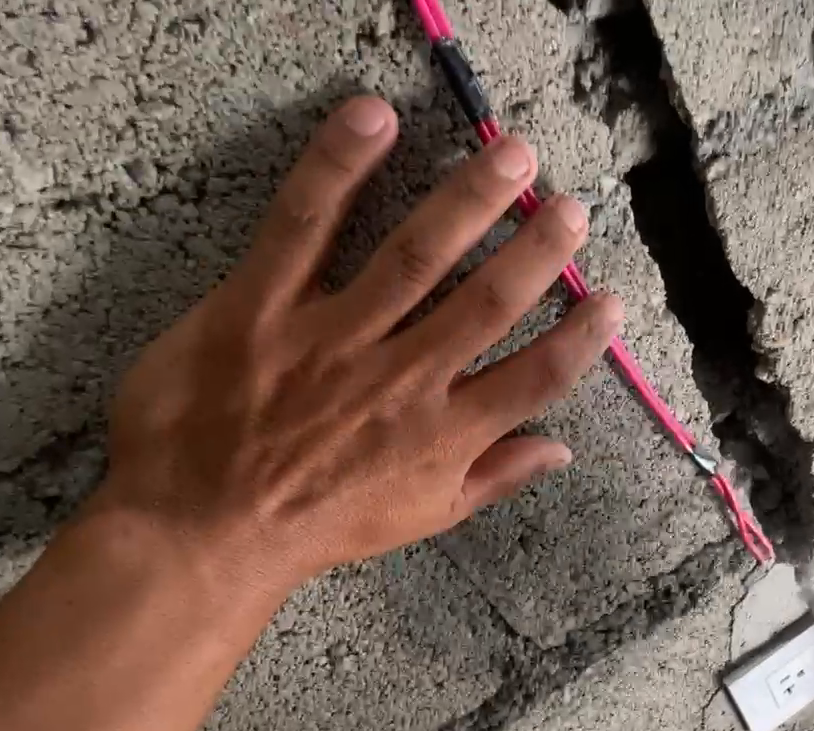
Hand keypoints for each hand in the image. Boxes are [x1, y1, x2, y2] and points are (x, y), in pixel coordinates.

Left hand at [84, 96, 618, 598]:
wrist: (203, 530)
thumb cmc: (323, 525)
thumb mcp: (424, 517)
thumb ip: (495, 477)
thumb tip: (562, 450)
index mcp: (447, 435)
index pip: (536, 379)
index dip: (581, 338)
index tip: (610, 301)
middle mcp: (404, 380)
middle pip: (485, 303)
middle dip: (536, 251)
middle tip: (570, 205)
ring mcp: (332, 338)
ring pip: (413, 257)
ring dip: (469, 201)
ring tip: (512, 156)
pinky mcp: (260, 305)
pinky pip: (302, 226)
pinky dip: (338, 168)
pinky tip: (375, 118)